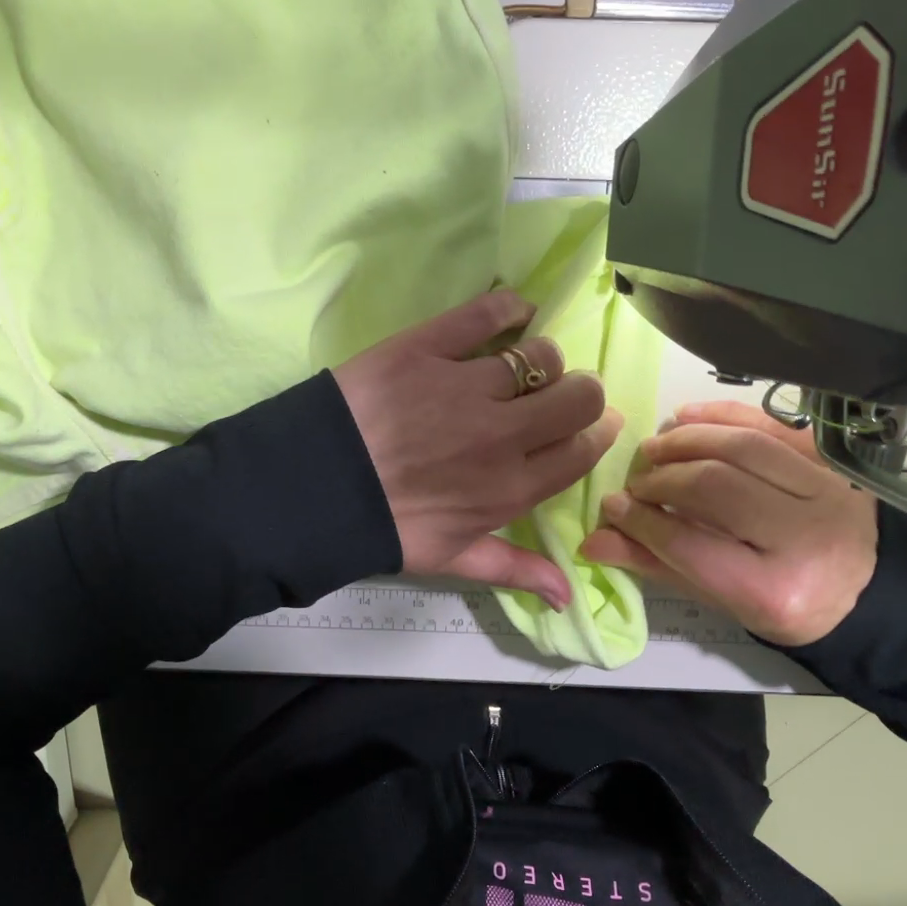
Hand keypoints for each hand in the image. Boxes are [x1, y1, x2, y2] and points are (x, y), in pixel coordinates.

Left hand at [334, 291, 622, 608]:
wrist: (312, 486)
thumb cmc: (383, 525)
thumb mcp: (449, 558)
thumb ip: (514, 569)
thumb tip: (567, 598)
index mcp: (511, 488)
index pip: (582, 450)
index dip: (594, 433)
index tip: (587, 425)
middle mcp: (502, 435)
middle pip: (578, 397)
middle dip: (579, 393)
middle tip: (556, 394)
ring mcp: (467, 386)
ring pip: (540, 355)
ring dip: (541, 358)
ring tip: (519, 365)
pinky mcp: (429, 347)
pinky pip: (487, 314)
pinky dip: (510, 307)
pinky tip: (514, 311)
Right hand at [580, 401, 876, 646]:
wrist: (867, 587)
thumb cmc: (781, 600)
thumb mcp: (719, 597)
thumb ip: (656, 564)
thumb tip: (592, 542)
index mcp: (774, 591)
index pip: (689, 544)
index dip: (642, 521)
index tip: (614, 506)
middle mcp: (806, 538)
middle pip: (715, 486)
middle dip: (662, 479)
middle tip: (637, 482)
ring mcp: (827, 492)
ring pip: (742, 446)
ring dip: (686, 441)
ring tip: (654, 448)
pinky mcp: (833, 461)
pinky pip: (771, 424)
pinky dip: (722, 414)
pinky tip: (686, 417)